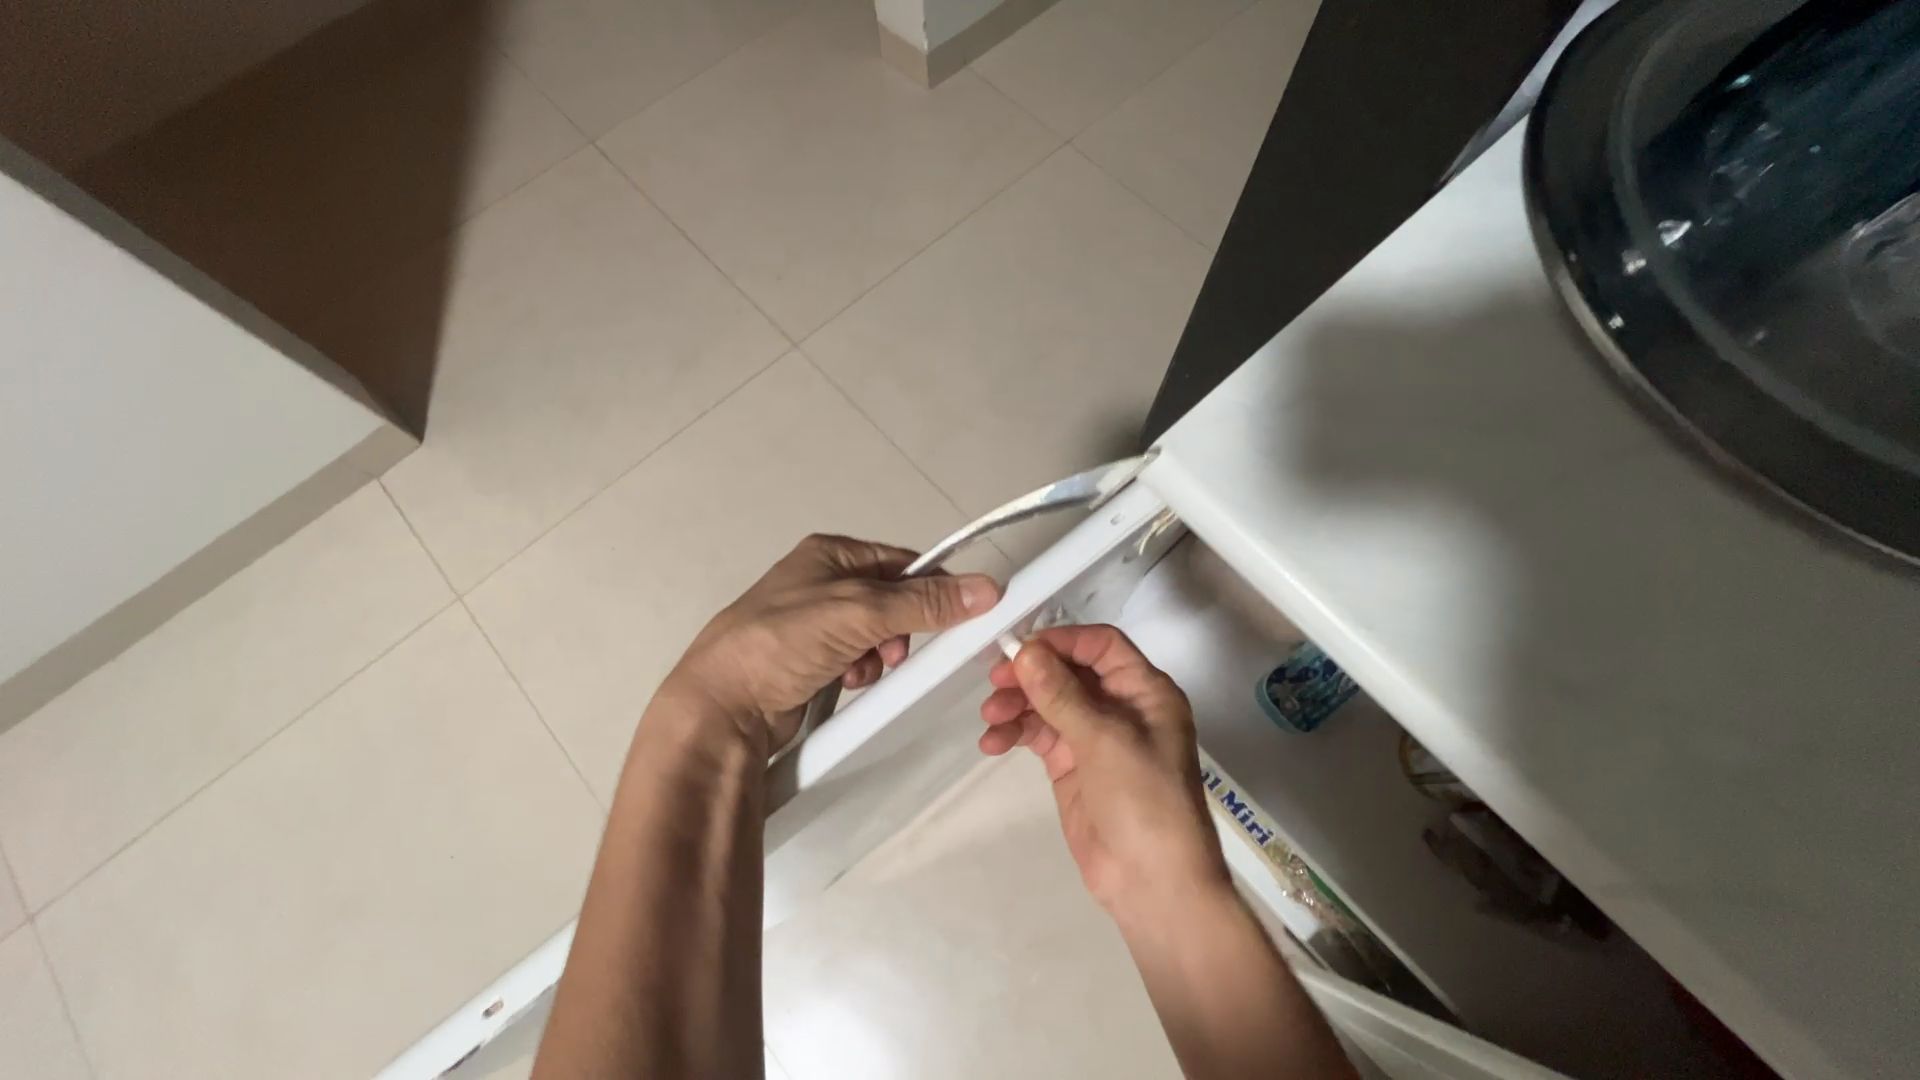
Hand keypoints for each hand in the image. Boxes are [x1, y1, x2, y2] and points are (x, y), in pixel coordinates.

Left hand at [673, 534, 999, 752]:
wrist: (723, 706)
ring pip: (880, 634)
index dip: (933, 588)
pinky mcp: (812, 661)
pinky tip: (850, 682)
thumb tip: (988, 588)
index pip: (903, 563)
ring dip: (883, 654)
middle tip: (897, 652)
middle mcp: (823, 581)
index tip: (959, 616)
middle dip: (902, 628)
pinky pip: (860, 659)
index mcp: (830, 553)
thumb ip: (923, 603)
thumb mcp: (858, 613)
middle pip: (893, 600)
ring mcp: (815, 623)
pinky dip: (863, 671)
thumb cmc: (785, 642)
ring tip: (867, 669)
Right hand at [979, 625, 1229, 918]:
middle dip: (1031, 675)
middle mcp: (1120, 707)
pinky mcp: (1072, 766)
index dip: (1062, 641)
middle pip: (1069, 672)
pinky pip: (1039, 736)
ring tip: (990, 720)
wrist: (1153, 883)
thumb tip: (1025, 652)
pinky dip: (1016, 734)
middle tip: (994, 683)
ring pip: (1049, 703)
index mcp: (1145, 691)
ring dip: (1018, 705)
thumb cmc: (1144, 799)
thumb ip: (1061, 694)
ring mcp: (1094, 738)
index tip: (1020, 648)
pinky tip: (993, 743)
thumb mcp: (1104, 740)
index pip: (1101, 646)